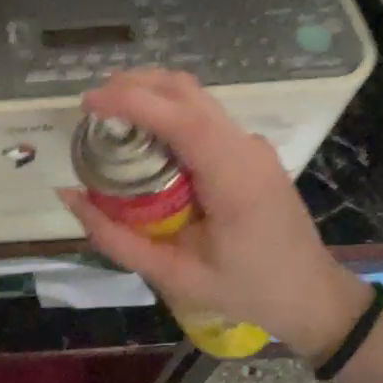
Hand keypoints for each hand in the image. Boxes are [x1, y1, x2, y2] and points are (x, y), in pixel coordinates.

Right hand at [61, 69, 372, 362]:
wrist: (314, 297)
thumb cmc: (246, 290)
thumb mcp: (174, 275)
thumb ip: (116, 238)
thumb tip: (69, 195)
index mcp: (234, 178)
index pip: (180, 118)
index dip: (131, 100)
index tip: (88, 103)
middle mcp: (245, 148)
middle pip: (185, 91)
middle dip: (132, 85)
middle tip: (91, 104)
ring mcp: (251, 144)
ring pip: (194, 95)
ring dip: (149, 92)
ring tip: (110, 112)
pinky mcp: (249, 149)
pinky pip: (202, 113)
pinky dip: (165, 108)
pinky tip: (143, 133)